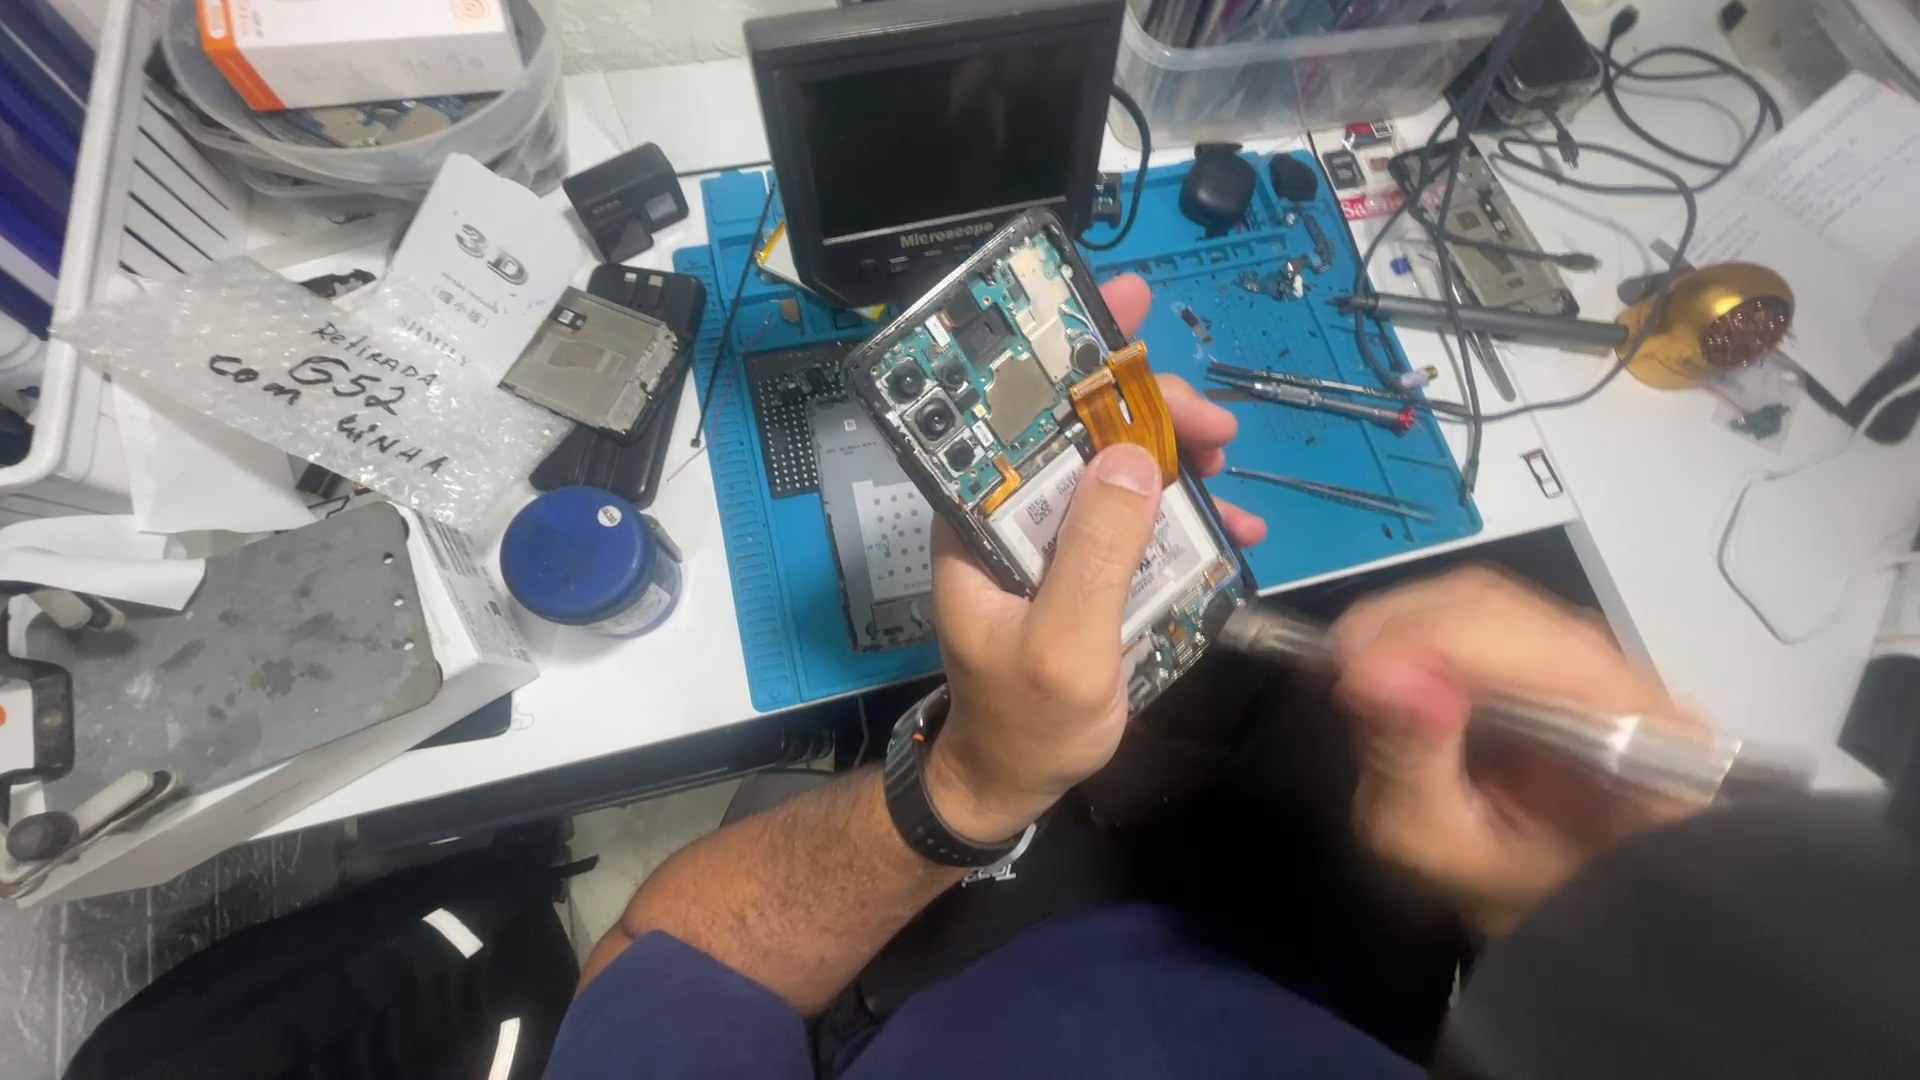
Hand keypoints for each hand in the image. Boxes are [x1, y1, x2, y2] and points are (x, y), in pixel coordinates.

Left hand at [924, 274, 1266, 842]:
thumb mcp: (1062, 648)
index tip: (1115, 307)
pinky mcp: (1085, 565)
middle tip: (1211, 425)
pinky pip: (1135, 519)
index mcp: (979, 526)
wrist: (1016, 778)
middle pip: (1074, 433)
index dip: (1058, 354)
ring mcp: (1051, 541)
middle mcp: (1011, 520)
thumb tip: (1130, 456)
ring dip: (1171, 455)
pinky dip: (1183, 513)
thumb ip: (1093, 557)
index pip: (1010, 419)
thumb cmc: (1024, 722)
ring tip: (1226, 463)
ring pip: (1111, 469)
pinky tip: (1233, 521)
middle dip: (1143, 411)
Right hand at [1331, 568, 1704, 936]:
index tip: (1350, 667)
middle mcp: (1626, 679)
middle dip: (1401, 628)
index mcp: (1634, 741)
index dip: (1434, 641)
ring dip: (1399, 625)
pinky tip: (1379, 661)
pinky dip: (1409, 628)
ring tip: (1352, 667)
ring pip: (1479, 601)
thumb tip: (1368, 670)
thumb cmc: (1495, 891)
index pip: (1534, 648)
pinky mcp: (1547, 652)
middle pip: (1498, 609)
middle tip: (1336, 668)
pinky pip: (1469, 613)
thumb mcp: (1429, 840)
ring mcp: (1588, 659)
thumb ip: (1404, 755)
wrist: (1543, 909)